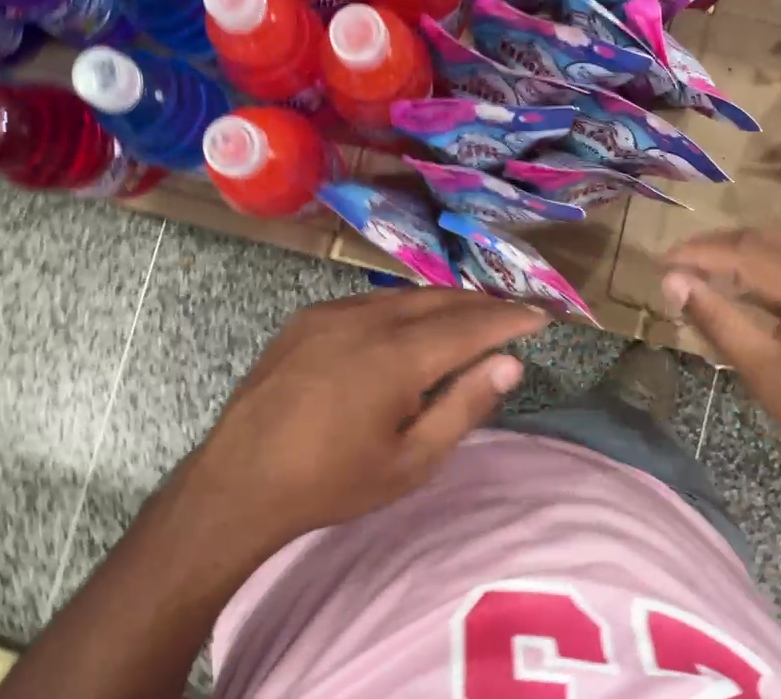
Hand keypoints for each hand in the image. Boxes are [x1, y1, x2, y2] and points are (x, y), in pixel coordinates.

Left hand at [180, 289, 544, 548]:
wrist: (240, 480)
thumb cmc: (332, 482)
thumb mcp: (410, 462)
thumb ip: (463, 407)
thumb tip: (508, 364)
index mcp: (396, 355)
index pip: (469, 324)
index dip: (508, 318)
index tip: (540, 315)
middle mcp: (365, 319)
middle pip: (438, 300)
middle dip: (480, 303)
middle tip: (512, 311)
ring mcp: (330, 314)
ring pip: (401, 297)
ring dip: (441, 303)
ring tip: (468, 316)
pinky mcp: (305, 319)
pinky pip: (367, 303)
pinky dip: (400, 308)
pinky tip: (408, 325)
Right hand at [660, 228, 780, 497]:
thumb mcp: (771, 376)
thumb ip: (718, 321)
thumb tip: (672, 281)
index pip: (752, 254)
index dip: (701, 254)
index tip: (660, 262)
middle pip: (774, 240)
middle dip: (721, 248)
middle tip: (677, 264)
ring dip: (748, 253)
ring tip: (705, 269)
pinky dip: (779, 264)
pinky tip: (754, 280)